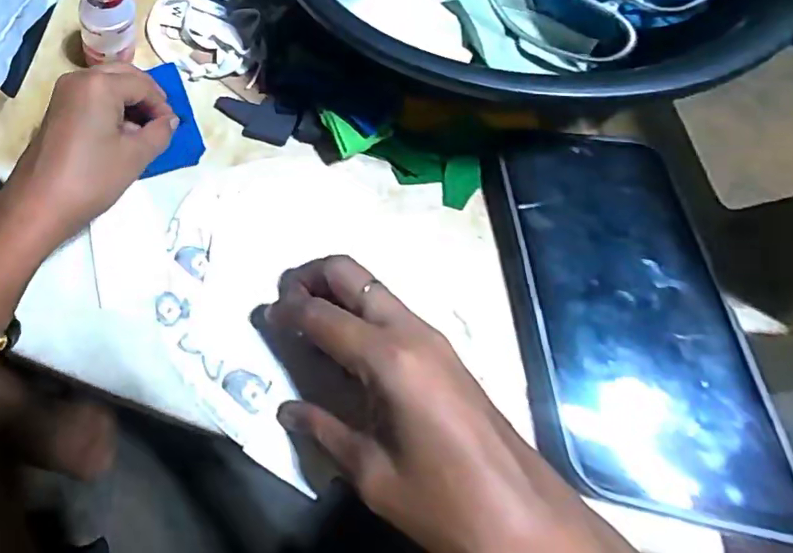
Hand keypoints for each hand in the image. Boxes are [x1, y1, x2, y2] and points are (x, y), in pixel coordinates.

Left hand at [0, 65, 177, 250]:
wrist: (36, 207)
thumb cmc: (90, 178)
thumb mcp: (134, 156)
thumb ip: (159, 132)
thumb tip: (169, 120)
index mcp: (99, 84)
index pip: (142, 85)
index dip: (161, 105)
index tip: (171, 126)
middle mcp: (79, 78)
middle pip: (123, 76)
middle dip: (145, 96)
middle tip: (160, 122)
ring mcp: (63, 92)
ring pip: (107, 84)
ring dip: (128, 101)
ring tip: (143, 130)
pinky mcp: (56, 109)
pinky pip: (92, 96)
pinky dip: (110, 107)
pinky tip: (120, 133)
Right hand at [269, 256, 626, 552]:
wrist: (528, 518)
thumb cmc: (446, 502)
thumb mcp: (375, 475)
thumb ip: (325, 431)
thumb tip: (288, 408)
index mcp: (387, 358)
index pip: (322, 315)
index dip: (288, 310)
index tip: (265, 315)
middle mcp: (408, 330)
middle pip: (349, 273)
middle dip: (310, 275)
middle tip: (285, 299)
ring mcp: (429, 335)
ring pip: (371, 286)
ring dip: (335, 290)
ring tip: (308, 317)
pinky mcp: (441, 348)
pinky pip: (389, 309)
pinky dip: (358, 309)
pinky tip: (345, 344)